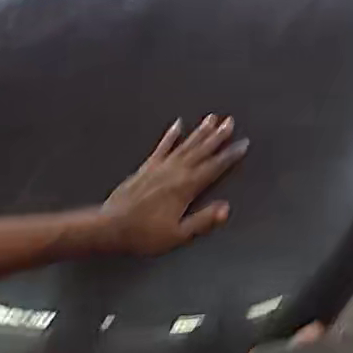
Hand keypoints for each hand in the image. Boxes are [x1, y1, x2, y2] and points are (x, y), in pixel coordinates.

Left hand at [77, 115, 247, 255]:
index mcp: (187, 187)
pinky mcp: (147, 166)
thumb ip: (203, 220)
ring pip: (186, 145)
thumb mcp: (178, 234)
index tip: (243, 143)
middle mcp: (177, 171)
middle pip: (202, 150)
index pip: (214, 167)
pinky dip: (171, 135)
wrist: (109, 227)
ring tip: (211, 118)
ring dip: (200, 131)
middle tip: (230, 121)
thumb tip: (226, 208)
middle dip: (218, 136)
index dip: (230, 155)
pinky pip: (162, 146)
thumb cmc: (145, 234)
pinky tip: (178, 124)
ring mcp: (161, 166)